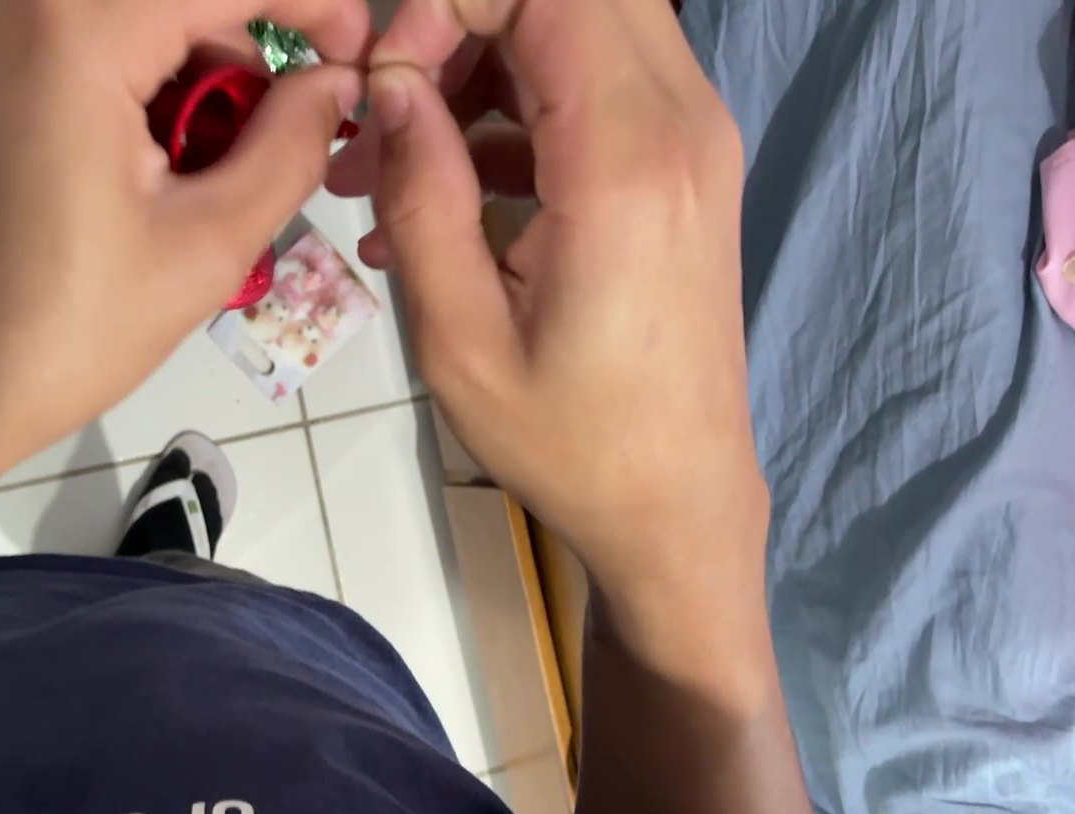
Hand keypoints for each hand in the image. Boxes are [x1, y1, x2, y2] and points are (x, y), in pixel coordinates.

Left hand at [0, 0, 369, 510]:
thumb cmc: (52, 342)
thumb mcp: (198, 257)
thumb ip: (286, 153)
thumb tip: (328, 87)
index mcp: (66, 28)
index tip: (348, 52)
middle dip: (223, 41)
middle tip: (244, 134)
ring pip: (84, 8)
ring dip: (153, 58)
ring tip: (163, 161)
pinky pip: (19, 23)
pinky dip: (82, 62)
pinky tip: (90, 150)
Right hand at [331, 0, 764, 622]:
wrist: (670, 502)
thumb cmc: (562, 438)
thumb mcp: (460, 337)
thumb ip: (421, 200)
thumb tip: (392, 90)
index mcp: (626, 161)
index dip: (448, 6)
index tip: (381, 89)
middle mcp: (682, 124)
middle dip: (459, 31)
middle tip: (383, 119)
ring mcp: (692, 147)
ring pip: (581, 37)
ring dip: (477, 79)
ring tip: (386, 170)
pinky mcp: (679, 179)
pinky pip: (592, 101)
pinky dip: (511, 125)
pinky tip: (440, 204)